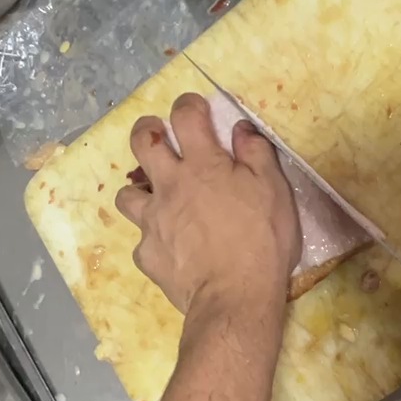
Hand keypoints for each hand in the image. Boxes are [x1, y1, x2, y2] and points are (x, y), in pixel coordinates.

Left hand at [115, 93, 300, 322]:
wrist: (234, 297)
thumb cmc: (262, 239)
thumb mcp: (274, 190)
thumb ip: (256, 154)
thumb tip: (241, 128)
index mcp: (202, 165)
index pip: (185, 117)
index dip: (187, 104)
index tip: (193, 106)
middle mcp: (170, 186)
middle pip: (141, 143)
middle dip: (146, 130)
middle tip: (157, 134)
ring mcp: (153, 221)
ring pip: (127, 193)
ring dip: (140, 190)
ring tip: (156, 199)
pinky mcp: (147, 254)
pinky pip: (142, 240)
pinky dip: (154, 239)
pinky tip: (171, 248)